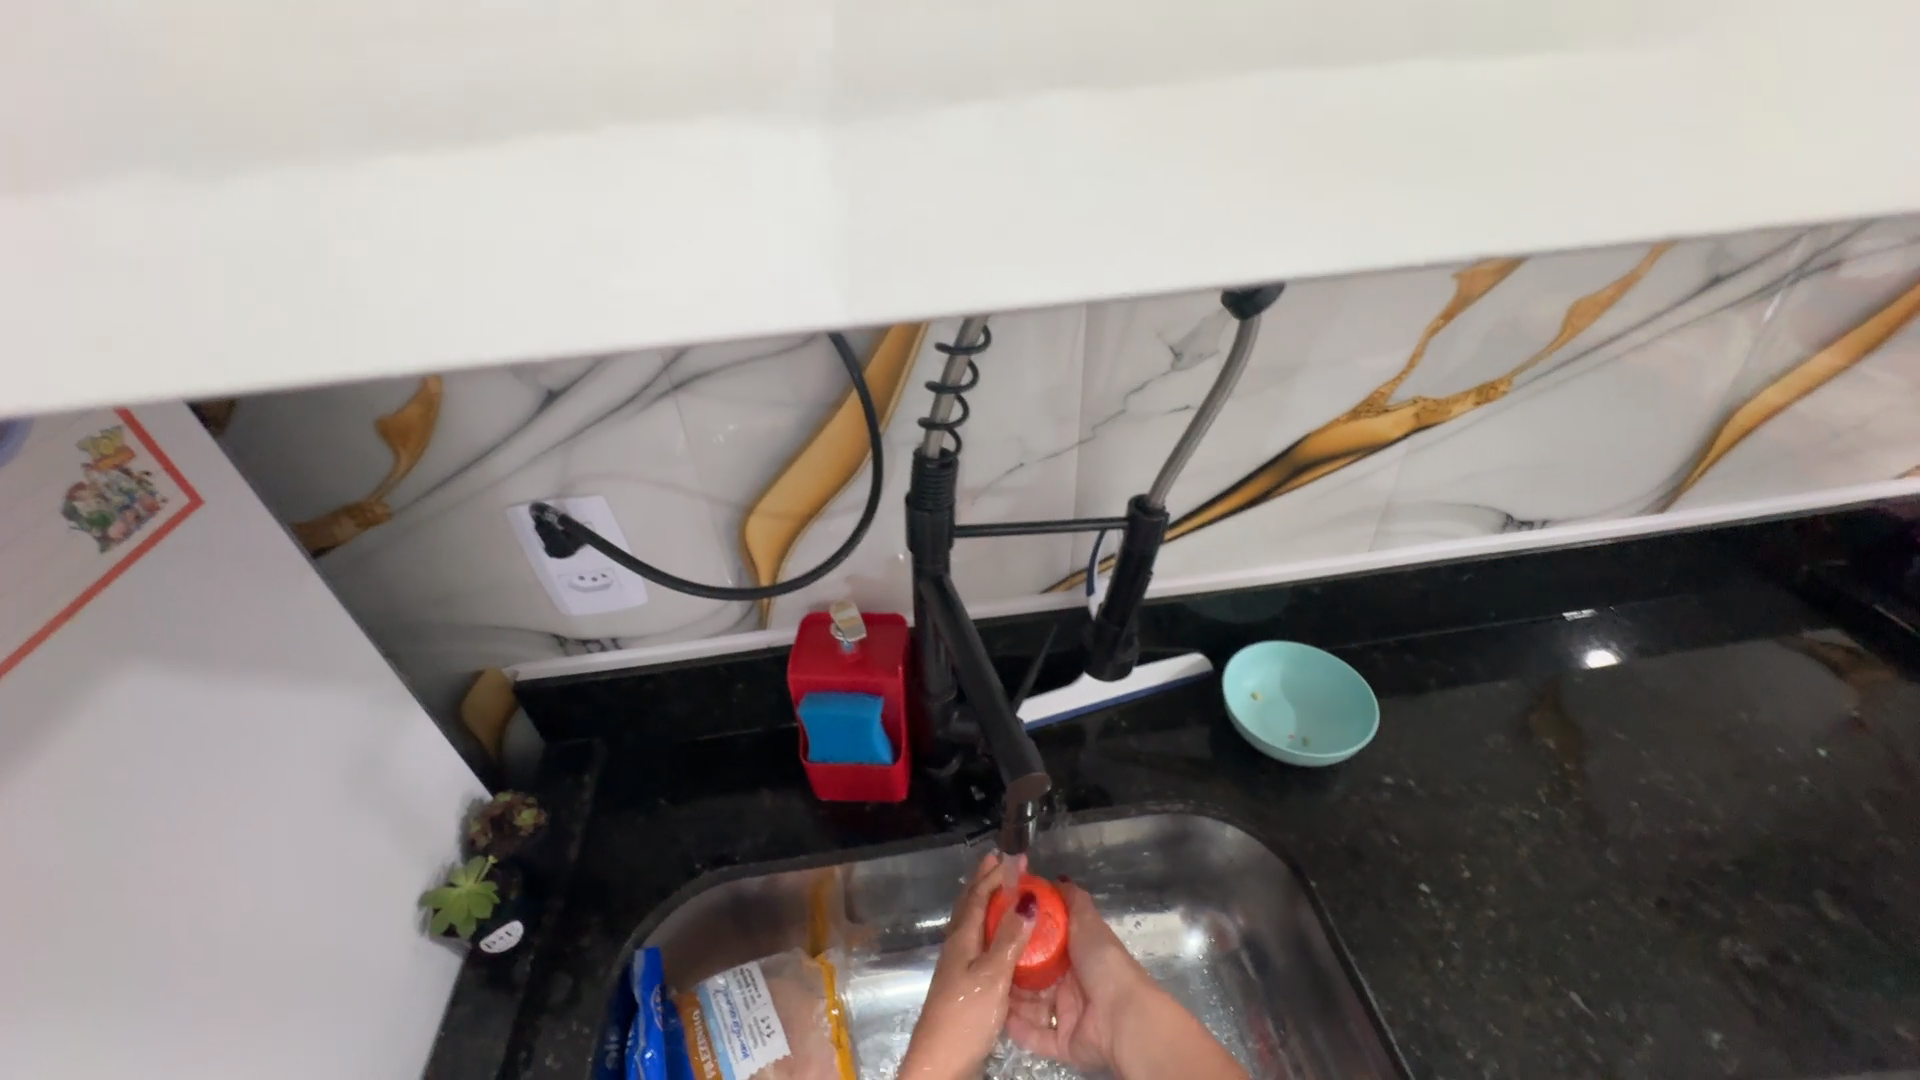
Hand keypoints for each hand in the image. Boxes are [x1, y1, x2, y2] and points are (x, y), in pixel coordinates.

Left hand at [899, 853, 1034, 1079]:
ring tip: (1004, 894)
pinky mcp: (962, 983)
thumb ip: (1009, 939)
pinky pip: (977, 942)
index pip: (977, 896)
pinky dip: (989, 929)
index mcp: (961, 938)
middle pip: (969, 905)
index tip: (1012, 856)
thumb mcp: (992, 976)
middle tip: (1001, 864)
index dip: (995, 874)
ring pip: (972, 923)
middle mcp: (956, 946)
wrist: (938, 1064)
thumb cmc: (965, 1015)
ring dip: (986, 904)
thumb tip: (1027, 898)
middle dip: (985, 882)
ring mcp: (956, 965)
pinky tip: (1000, 940)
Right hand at [1004, 882, 1158, 1070]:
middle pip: (1033, 976)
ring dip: (1010, 1000)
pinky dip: (1020, 1029)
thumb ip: (1072, 901)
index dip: (1022, 937)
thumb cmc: (1103, 963)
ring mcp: (1067, 1015)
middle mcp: (1070, 984)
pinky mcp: (1064, 1044)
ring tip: (986, 988)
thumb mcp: (1087, 921)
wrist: (1123, 1016)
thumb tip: (1057, 879)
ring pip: (1031, 1007)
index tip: (996, 927)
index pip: (1043, 945)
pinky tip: (1000, 1015)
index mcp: (1076, 955)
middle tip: (985, 960)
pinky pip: (1036, 1037)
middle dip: (1010, 970)